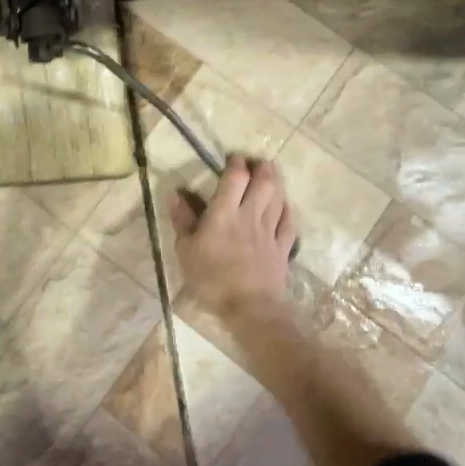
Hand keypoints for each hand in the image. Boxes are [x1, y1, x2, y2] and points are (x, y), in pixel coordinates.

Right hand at [170, 156, 298, 314]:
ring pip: (278, 199)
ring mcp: (270, 232)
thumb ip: (182, 220)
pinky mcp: (282, 249)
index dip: (236, 164)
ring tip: (272, 174)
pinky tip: (285, 205)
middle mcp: (250, 216)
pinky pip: (288, 223)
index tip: (234, 158)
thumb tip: (176, 194)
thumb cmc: (211, 278)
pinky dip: (287, 210)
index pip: (235, 179)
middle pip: (263, 184)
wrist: (250, 307)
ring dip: (276, 183)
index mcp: (224, 214)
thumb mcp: (185, 250)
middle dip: (262, 169)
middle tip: (258, 162)